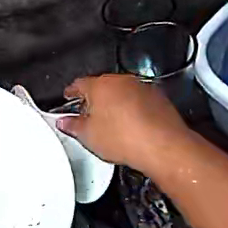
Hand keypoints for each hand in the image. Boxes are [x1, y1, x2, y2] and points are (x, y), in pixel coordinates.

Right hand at [59, 73, 195, 173]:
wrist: (162, 146)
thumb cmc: (127, 138)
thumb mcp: (87, 136)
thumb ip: (72, 125)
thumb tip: (65, 122)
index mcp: (100, 86)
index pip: (79, 84)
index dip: (71, 92)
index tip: (69, 96)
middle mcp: (121, 82)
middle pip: (102, 87)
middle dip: (94, 100)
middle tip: (88, 117)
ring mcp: (141, 88)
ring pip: (121, 93)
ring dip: (115, 105)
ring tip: (111, 127)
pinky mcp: (157, 98)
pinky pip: (139, 101)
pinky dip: (133, 111)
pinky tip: (130, 128)